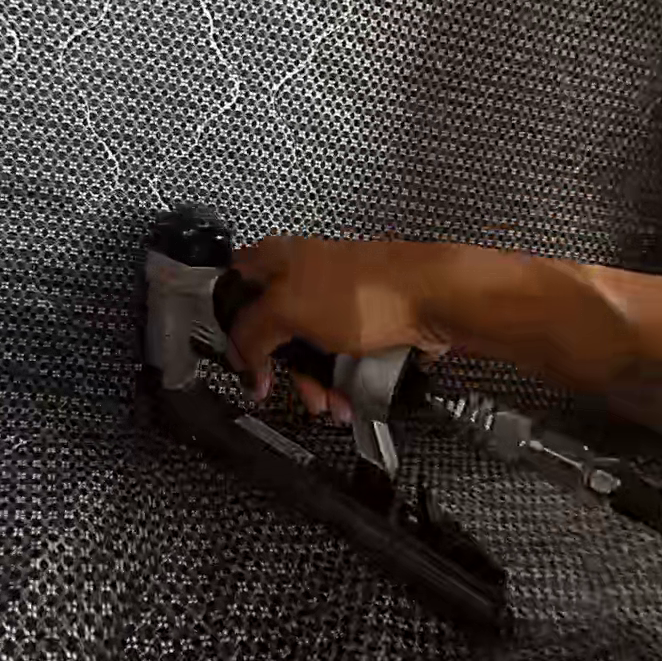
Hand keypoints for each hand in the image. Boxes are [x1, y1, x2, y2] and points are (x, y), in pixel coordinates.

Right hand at [226, 237, 457, 421]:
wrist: (431, 298)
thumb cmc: (367, 292)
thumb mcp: (287, 310)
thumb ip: (251, 331)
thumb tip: (239, 353)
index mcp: (274, 259)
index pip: (233, 292)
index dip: (231, 328)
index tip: (238, 360)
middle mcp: (299, 273)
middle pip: (270, 325)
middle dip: (277, 365)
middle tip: (276, 387)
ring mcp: (330, 296)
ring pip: (304, 345)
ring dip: (311, 380)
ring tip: (326, 401)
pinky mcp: (357, 317)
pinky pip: (335, 354)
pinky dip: (337, 378)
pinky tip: (345, 396)